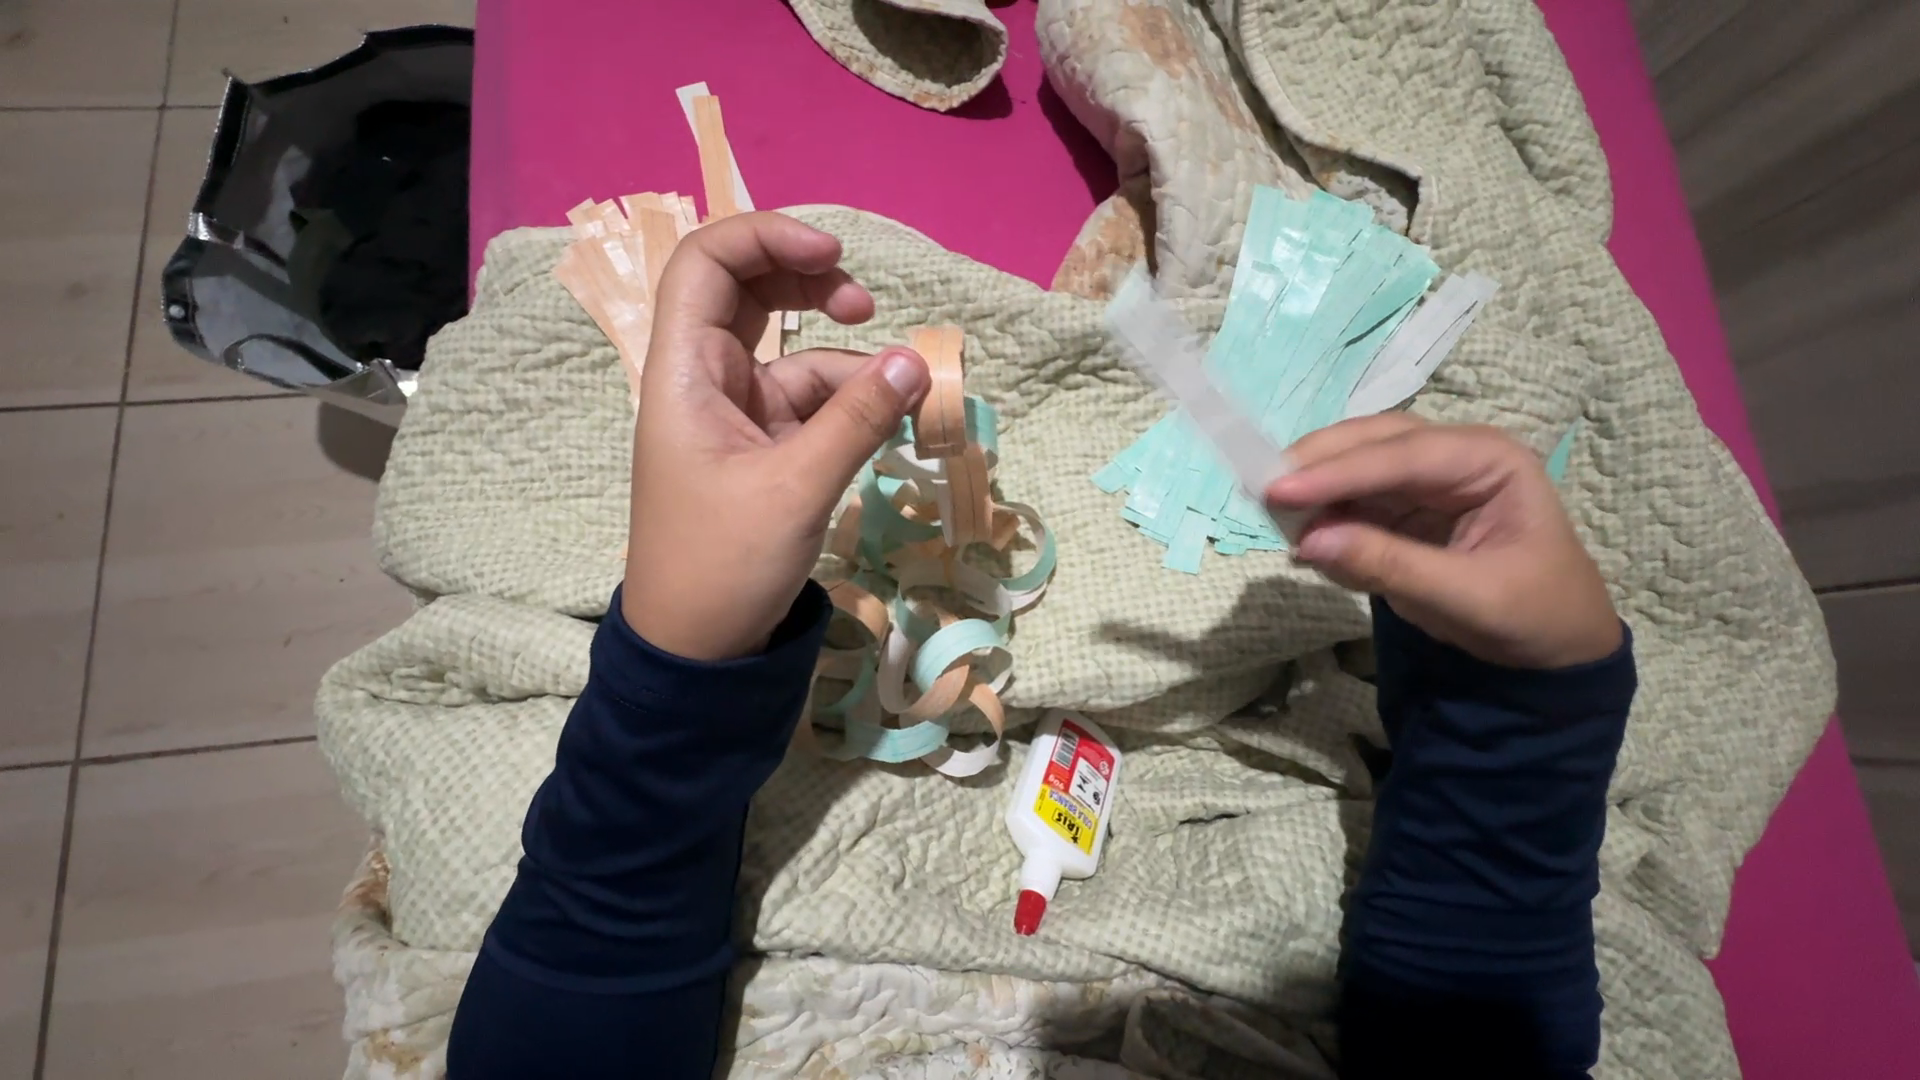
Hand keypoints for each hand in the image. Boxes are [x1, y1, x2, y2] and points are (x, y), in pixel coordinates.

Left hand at [622, 213, 928, 660]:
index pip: (707, 265)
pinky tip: (886, 423)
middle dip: (810, 286)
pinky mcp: (765, 448)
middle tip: (864, 302)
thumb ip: (856, 421)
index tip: (835, 253)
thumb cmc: (724, 562)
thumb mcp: (796, 488)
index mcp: (685, 372)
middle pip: (749, 295)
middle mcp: (707, 379)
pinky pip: (812, 405)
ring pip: (794, 356)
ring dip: (848, 366)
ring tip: (904, 395)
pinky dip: (850, 407)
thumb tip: (914, 363)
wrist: (698, 644)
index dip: (766, 238)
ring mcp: (738, 414)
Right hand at [1265, 414, 1620, 669]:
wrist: (1551, 646)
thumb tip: (1308, 542)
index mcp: (1490, 462)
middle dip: (1317, 462)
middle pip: (1372, 440)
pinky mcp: (1396, 507)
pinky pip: (1347, 499)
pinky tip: (1300, 534)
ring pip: (1353, 463)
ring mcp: (1420, 480)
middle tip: (1263, 488)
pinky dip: (1319, 513)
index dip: (1339, 472)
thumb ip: (1388, 565)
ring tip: (1274, 513)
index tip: (1279, 490)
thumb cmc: (1531, 614)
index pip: (1404, 455)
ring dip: (1312, 486)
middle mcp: (1452, 456)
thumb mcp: (1467, 597)